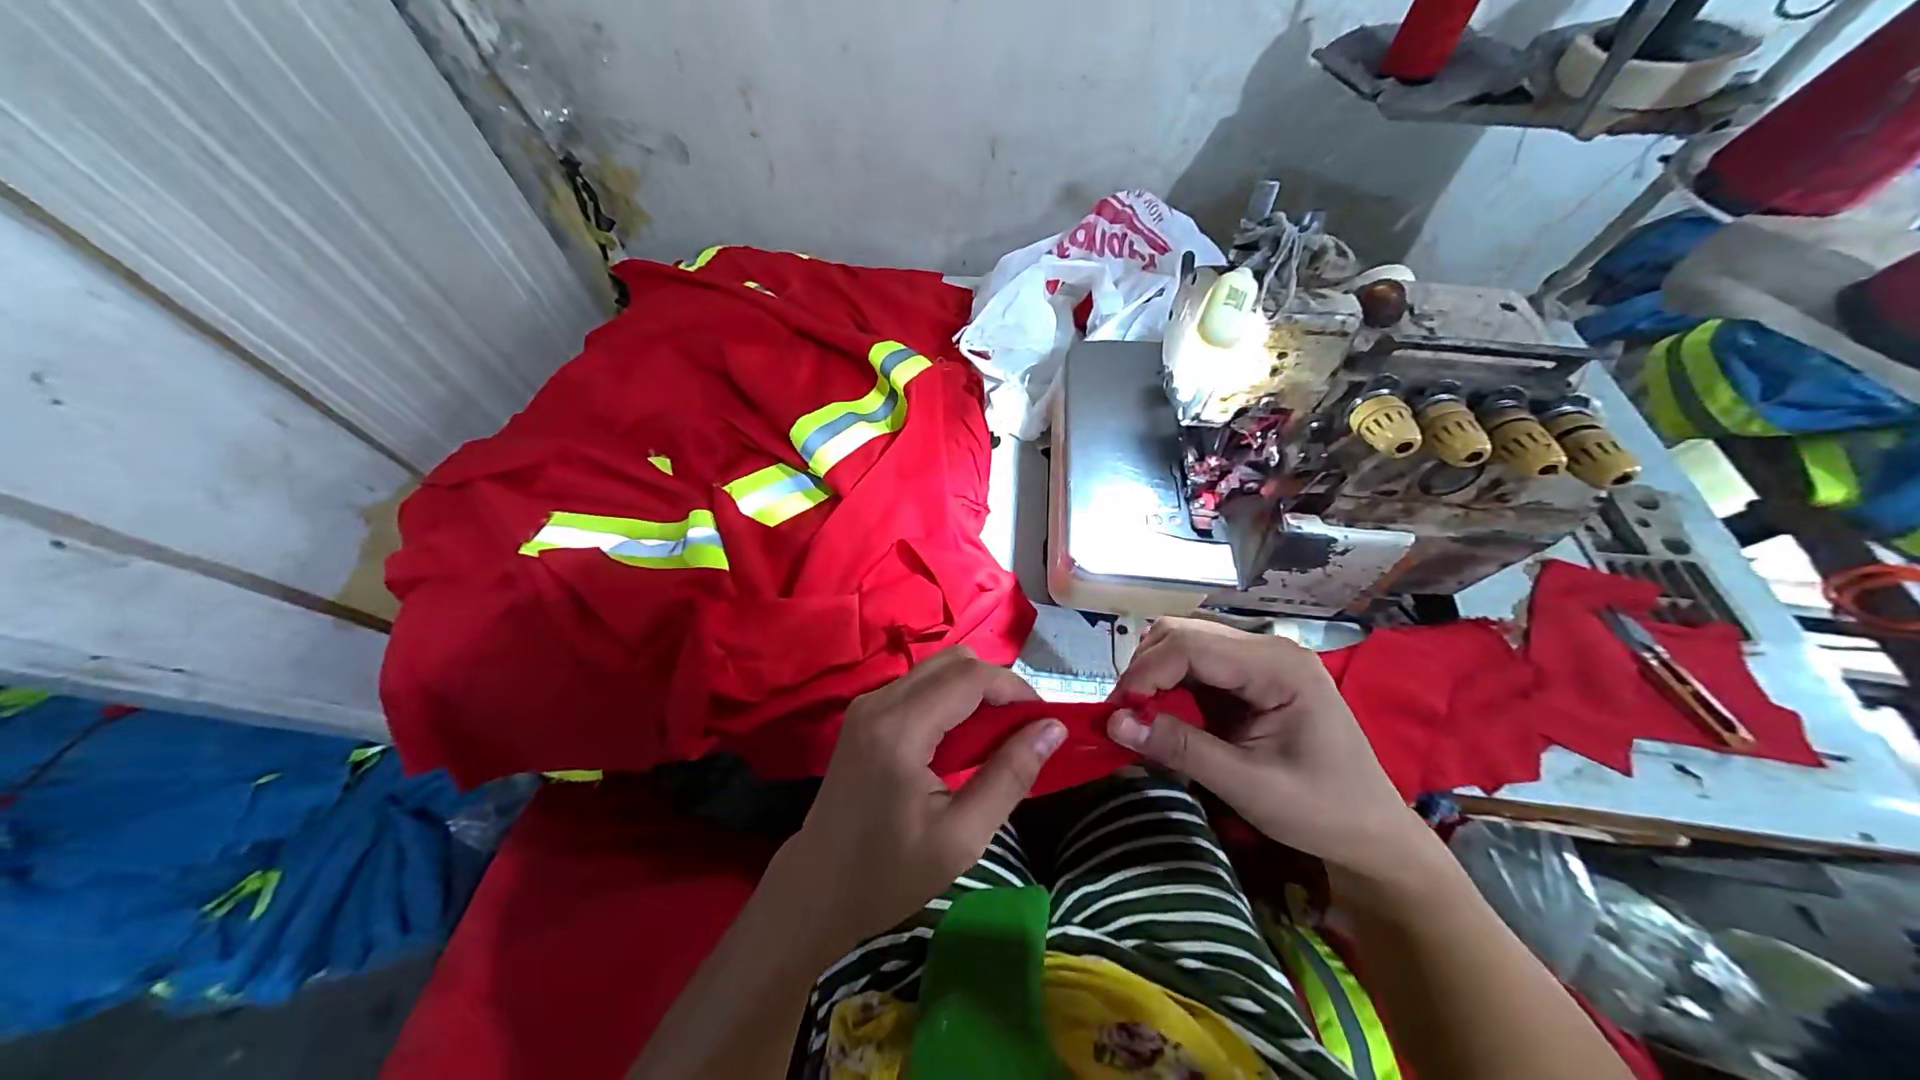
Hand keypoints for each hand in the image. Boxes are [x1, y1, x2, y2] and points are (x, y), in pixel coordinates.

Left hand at [762, 648, 1065, 954]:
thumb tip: (1053, 728)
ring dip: (975, 691)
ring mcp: (867, 705)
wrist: (817, 889)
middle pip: (954, 661)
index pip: (971, 677)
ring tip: (998, 737)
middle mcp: (879, 702)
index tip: (1045, 720)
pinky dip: (951, 700)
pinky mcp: (864, 715)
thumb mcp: (962, 837)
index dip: (1016, 689)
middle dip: (997, 685)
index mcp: (900, 729)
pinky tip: (963, 741)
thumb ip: (1010, 776)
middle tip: (1023, 729)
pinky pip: (919, 686)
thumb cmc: (889, 874)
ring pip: (936, 669)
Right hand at [1107, 617, 1426, 880]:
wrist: (1372, 833)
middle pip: (1182, 633)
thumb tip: (1115, 723)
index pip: (1189, 645)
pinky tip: (1164, 717)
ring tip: (1140, 718)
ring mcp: (1260, 659)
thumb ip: (1181, 748)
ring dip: (1154, 676)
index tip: (1117, 715)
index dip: (1144, 674)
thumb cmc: (1321, 811)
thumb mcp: (1247, 785)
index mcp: (1278, 665)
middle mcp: (1267, 648)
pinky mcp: (1251, 677)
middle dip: (1145, 671)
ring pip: (1183, 644)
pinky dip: (1170, 686)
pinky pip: (1196, 667)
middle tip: (1125, 717)